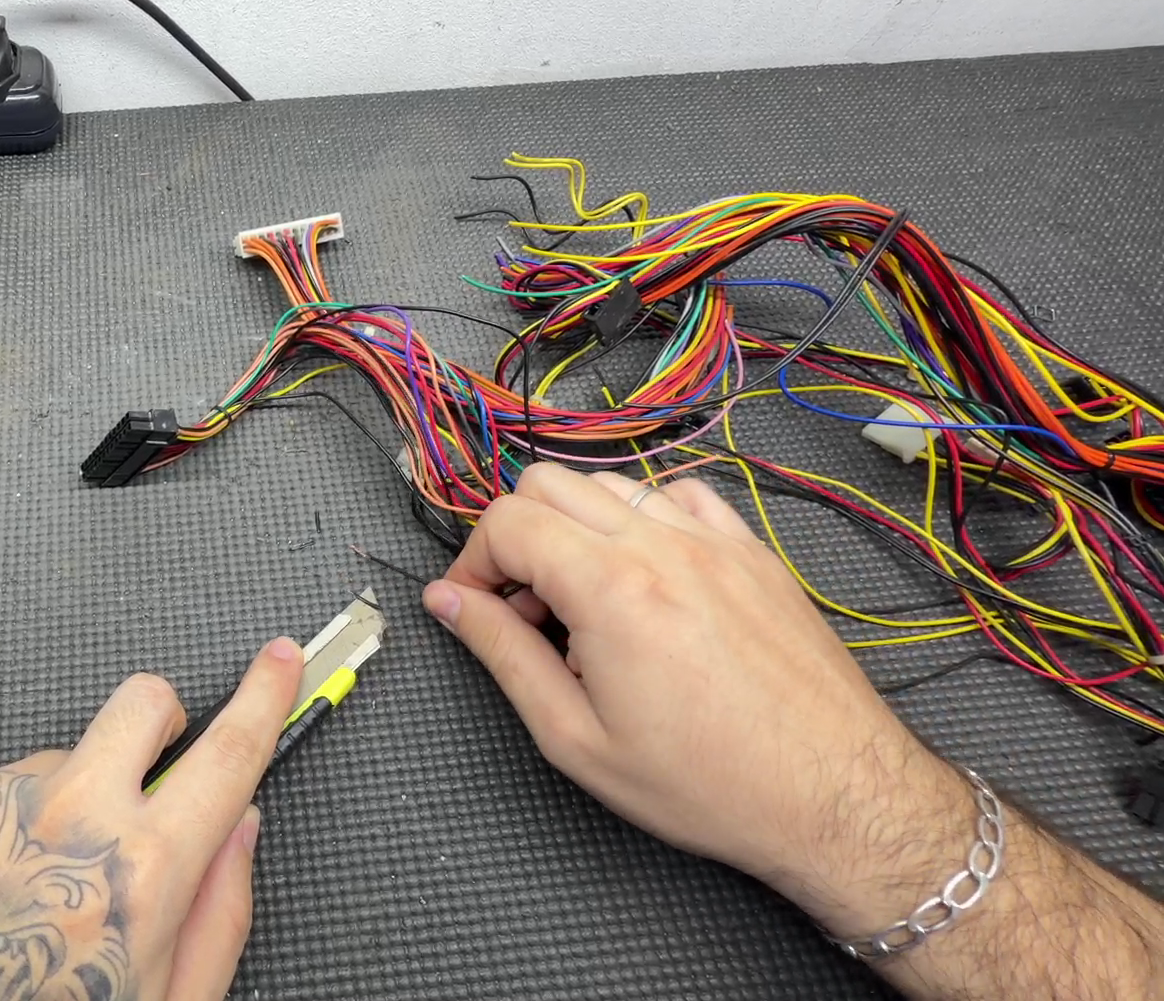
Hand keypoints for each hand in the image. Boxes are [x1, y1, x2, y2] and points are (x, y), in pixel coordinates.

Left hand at [0, 638, 303, 1000]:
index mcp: (138, 872)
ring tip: (39, 884)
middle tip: (149, 771)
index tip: (279, 660)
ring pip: (69, 753)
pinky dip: (12, 820)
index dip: (265, 696)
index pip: (228, 753)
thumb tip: (240, 827)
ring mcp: (2, 794)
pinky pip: (6, 781)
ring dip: (71, 799)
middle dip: (163, 719)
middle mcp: (70, 815)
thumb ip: (220, 912)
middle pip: (145, 699)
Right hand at [422, 463, 970, 933]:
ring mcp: (712, 540)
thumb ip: (498, 650)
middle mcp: (660, 545)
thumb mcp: (571, 735)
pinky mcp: (750, 550)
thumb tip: (445, 599)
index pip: (505, 523)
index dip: (471, 561)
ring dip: (568, 525)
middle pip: (545, 483)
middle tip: (522, 602)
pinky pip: (674, 493)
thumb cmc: (705, 783)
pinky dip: (636, 516)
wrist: (844, 806)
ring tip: (578, 593)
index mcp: (611, 588)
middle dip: (512, 535)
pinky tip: (639, 569)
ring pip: (604, 482)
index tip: (474, 605)